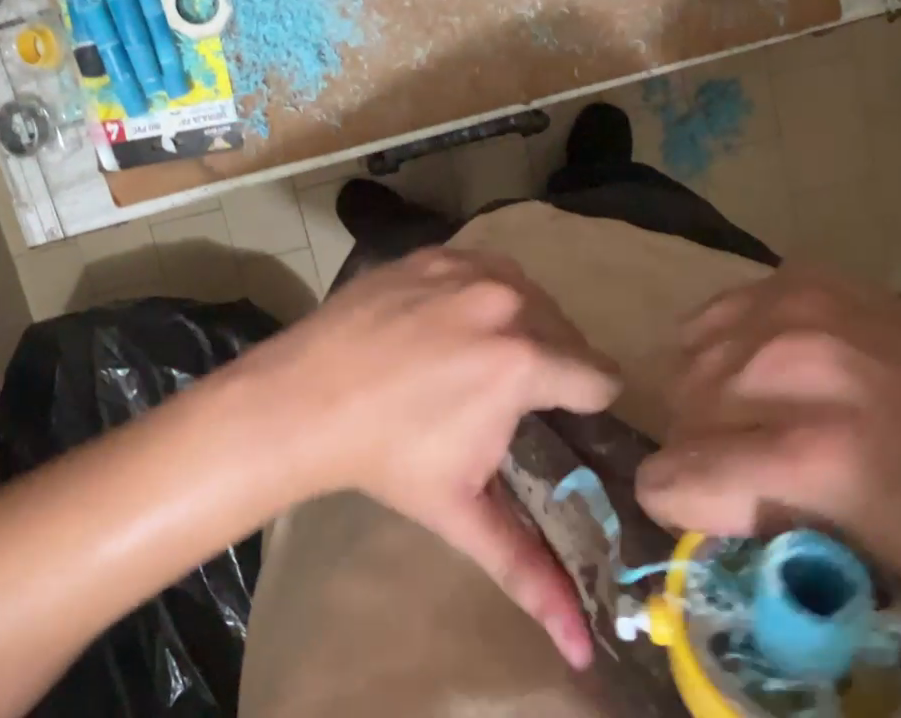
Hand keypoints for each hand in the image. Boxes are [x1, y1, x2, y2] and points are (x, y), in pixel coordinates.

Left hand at [235, 248, 618, 667]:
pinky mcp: (433, 253)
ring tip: (485, 360)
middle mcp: (505, 302)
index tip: (566, 419)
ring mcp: (466, 269)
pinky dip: (483, 293)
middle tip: (514, 398)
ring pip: (529, 294)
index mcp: (523, 362)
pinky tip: (454, 323)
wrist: (302, 399)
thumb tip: (582, 646)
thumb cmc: (385, 457)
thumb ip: (525, 569)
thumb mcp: (460, 511)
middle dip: (553, 365)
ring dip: (522, 325)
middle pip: (565, 332)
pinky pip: (486, 267)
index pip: (597, 376)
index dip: (587, 403)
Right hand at [633, 271, 900, 715]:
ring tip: (760, 428)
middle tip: (752, 483)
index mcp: (813, 459)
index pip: (668, 479)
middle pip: (676, 417)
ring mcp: (796, 313)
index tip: (718, 525)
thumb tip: (758, 698)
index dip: (683, 513)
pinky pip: (716, 316)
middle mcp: (787, 370)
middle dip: (700, 458)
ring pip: (687, 362)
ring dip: (709, 403)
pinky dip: (723, 348)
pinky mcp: (809, 280)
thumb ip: (829, 646)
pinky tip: (764, 375)